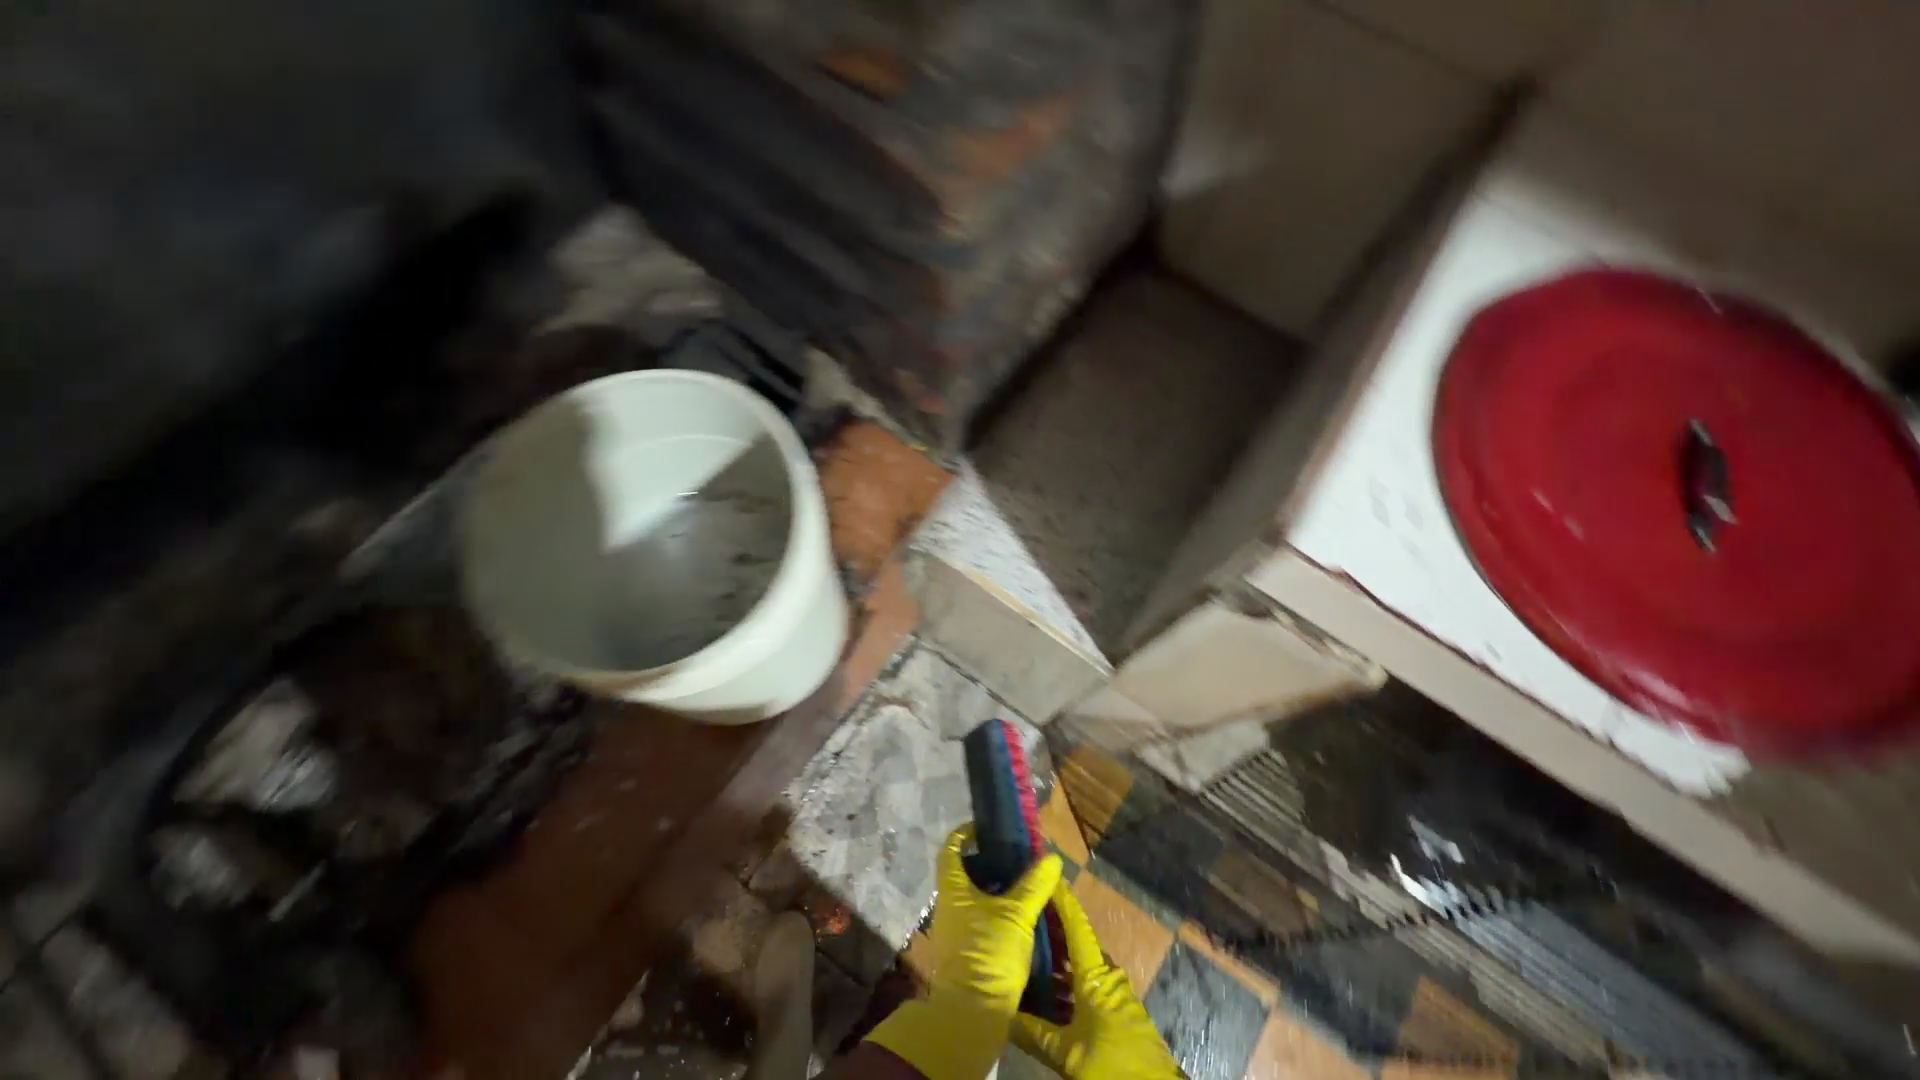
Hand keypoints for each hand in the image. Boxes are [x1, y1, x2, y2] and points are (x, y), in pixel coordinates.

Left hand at [866, 825, 1062, 1079]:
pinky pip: (980, 920)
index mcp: (952, 889)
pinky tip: (1022, 917)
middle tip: (1017, 856)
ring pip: (973, 898)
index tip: (986, 827)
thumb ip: (1034, 884)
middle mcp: (948, 906)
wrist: (974, 1011)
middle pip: (963, 873)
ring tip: (1025, 884)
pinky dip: (998, 912)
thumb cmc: (990, 952)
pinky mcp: (966, 952)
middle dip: (988, 861)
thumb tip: (1050, 857)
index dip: (966, 833)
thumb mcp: (1017, 913)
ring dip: (996, 889)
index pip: (951, 849)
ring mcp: (955, 931)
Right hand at [1011, 880, 1183, 1079]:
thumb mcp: (1065, 1052)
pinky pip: (1089, 985)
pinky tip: (1047, 991)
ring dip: (1060, 959)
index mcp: (1096, 977)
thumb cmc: (1110, 1065)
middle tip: (1023, 917)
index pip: (1077, 927)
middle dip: (1053, 929)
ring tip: (1027, 951)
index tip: (1049, 874)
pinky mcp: (1119, 1013)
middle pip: (1078, 944)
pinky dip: (1068, 981)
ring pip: (1083, 966)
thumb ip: (1032, 1032)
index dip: (1063, 900)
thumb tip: (999, 1016)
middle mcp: (1108, 977)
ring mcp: (1116, 995)